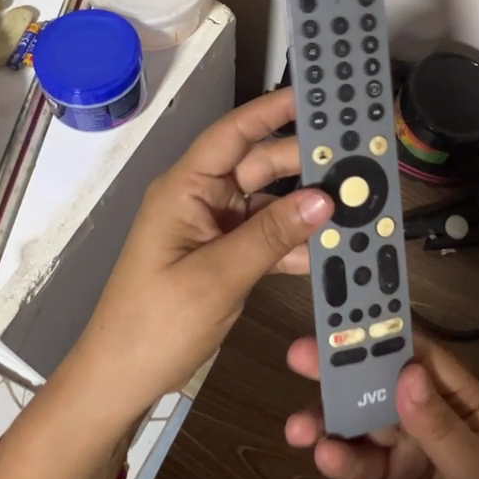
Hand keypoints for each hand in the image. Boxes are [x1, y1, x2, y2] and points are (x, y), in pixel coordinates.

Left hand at [66, 88, 332, 421]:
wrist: (120, 383)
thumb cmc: (154, 324)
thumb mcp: (217, 277)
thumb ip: (272, 236)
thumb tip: (325, 199)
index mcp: (186, 188)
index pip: (234, 133)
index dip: (273, 109)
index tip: (315, 95)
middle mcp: (202, 199)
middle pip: (260, 165)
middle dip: (305, 160)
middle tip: (357, 154)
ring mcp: (215, 229)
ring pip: (271, 203)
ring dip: (308, 205)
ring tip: (358, 196)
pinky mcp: (226, 257)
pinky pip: (269, 238)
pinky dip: (297, 242)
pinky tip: (333, 245)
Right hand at [284, 339, 478, 478]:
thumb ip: (442, 428)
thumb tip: (407, 373)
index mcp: (461, 403)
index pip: (419, 358)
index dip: (384, 336)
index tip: (347, 319)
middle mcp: (428, 419)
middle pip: (380, 385)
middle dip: (342, 370)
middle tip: (300, 355)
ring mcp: (404, 453)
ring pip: (360, 423)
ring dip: (328, 419)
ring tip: (298, 426)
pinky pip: (357, 465)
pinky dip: (338, 459)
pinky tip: (323, 456)